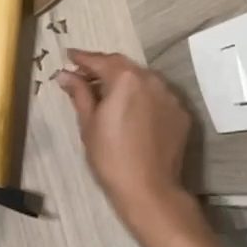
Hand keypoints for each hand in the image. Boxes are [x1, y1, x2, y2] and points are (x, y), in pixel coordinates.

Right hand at [56, 50, 195, 224]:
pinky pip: (157, 96)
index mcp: (126, 79)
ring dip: (124, 81)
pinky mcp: (181, 114)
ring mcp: (170, 97)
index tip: (69, 56)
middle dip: (103, 68)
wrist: (149, 190)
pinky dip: (142, 97)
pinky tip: (131, 110)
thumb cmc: (111, 157)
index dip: (82, 58)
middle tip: (84, 75)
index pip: (100, 61)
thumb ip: (79, 93)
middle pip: (124, 66)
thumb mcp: (88, 123)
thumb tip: (65, 74)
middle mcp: (151, 80)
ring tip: (107, 92)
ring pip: (143, 80)